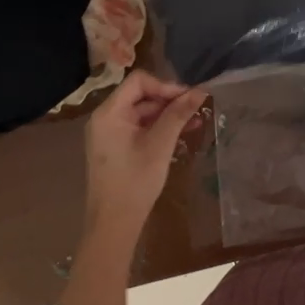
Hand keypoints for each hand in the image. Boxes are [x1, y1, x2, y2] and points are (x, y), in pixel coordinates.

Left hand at [83, 70, 207, 242]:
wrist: (114, 223)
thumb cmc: (135, 181)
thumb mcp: (160, 144)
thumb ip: (178, 114)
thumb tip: (200, 91)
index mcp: (109, 112)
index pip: (139, 81)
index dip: (166, 86)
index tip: (189, 99)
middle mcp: (105, 118)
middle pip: (140, 96)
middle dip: (169, 101)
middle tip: (197, 110)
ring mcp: (109, 134)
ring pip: (142, 113)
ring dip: (167, 115)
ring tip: (195, 122)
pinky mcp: (115, 148)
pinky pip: (138, 129)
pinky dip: (158, 129)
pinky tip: (181, 134)